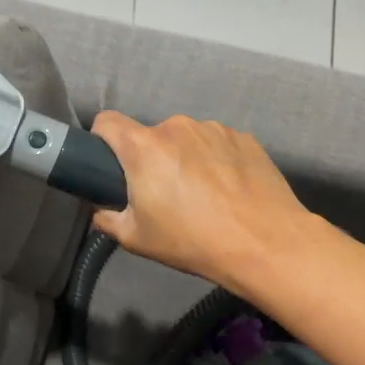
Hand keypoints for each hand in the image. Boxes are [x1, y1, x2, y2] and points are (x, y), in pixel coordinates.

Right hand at [89, 111, 321, 295]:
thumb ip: (107, 219)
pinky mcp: (244, 137)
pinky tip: (225, 190)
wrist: (263, 242)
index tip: (108, 163)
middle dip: (149, 159)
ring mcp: (214, 128)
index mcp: (144, 147)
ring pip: (184, 139)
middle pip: (149, 135)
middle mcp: (177, 127)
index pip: (106, 121)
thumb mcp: (135, 239)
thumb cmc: (191, 240)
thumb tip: (100, 210)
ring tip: (198, 194)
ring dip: (182, 158)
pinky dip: (213, 160)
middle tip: (160, 194)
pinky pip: (215, 144)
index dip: (101, 140)